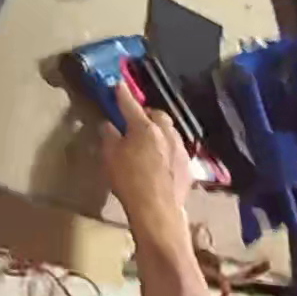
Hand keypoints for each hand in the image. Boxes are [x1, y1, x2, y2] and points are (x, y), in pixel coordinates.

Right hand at [99, 81, 192, 242]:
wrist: (158, 211)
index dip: (122, 94)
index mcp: (144, 127)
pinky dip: (167, 148)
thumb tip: (108, 124)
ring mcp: (180, 149)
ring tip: (148, 141)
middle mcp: (166, 133)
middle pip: (157, 114)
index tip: (118, 85)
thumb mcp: (110, 157)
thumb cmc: (128, 181)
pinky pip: (176, 149)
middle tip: (134, 120)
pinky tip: (160, 160)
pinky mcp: (188, 165)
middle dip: (146, 114)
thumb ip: (109, 136)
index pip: (130, 104)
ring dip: (159, 131)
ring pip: (170, 131)